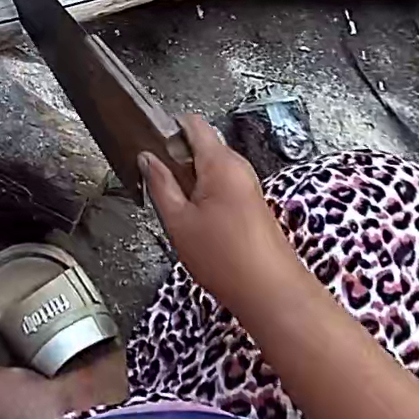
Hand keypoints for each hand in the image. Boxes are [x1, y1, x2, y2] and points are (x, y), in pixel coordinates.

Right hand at [140, 116, 300, 307]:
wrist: (272, 296)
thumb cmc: (228, 261)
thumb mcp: (177, 219)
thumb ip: (159, 182)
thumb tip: (146, 158)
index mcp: (219, 163)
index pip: (191, 123)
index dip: (167, 129)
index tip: (151, 145)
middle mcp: (238, 168)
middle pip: (199, 146)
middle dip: (176, 161)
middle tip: (162, 187)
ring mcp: (247, 185)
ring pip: (209, 168)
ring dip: (189, 182)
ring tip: (179, 211)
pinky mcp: (252, 204)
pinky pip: (221, 185)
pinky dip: (205, 197)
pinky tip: (198, 224)